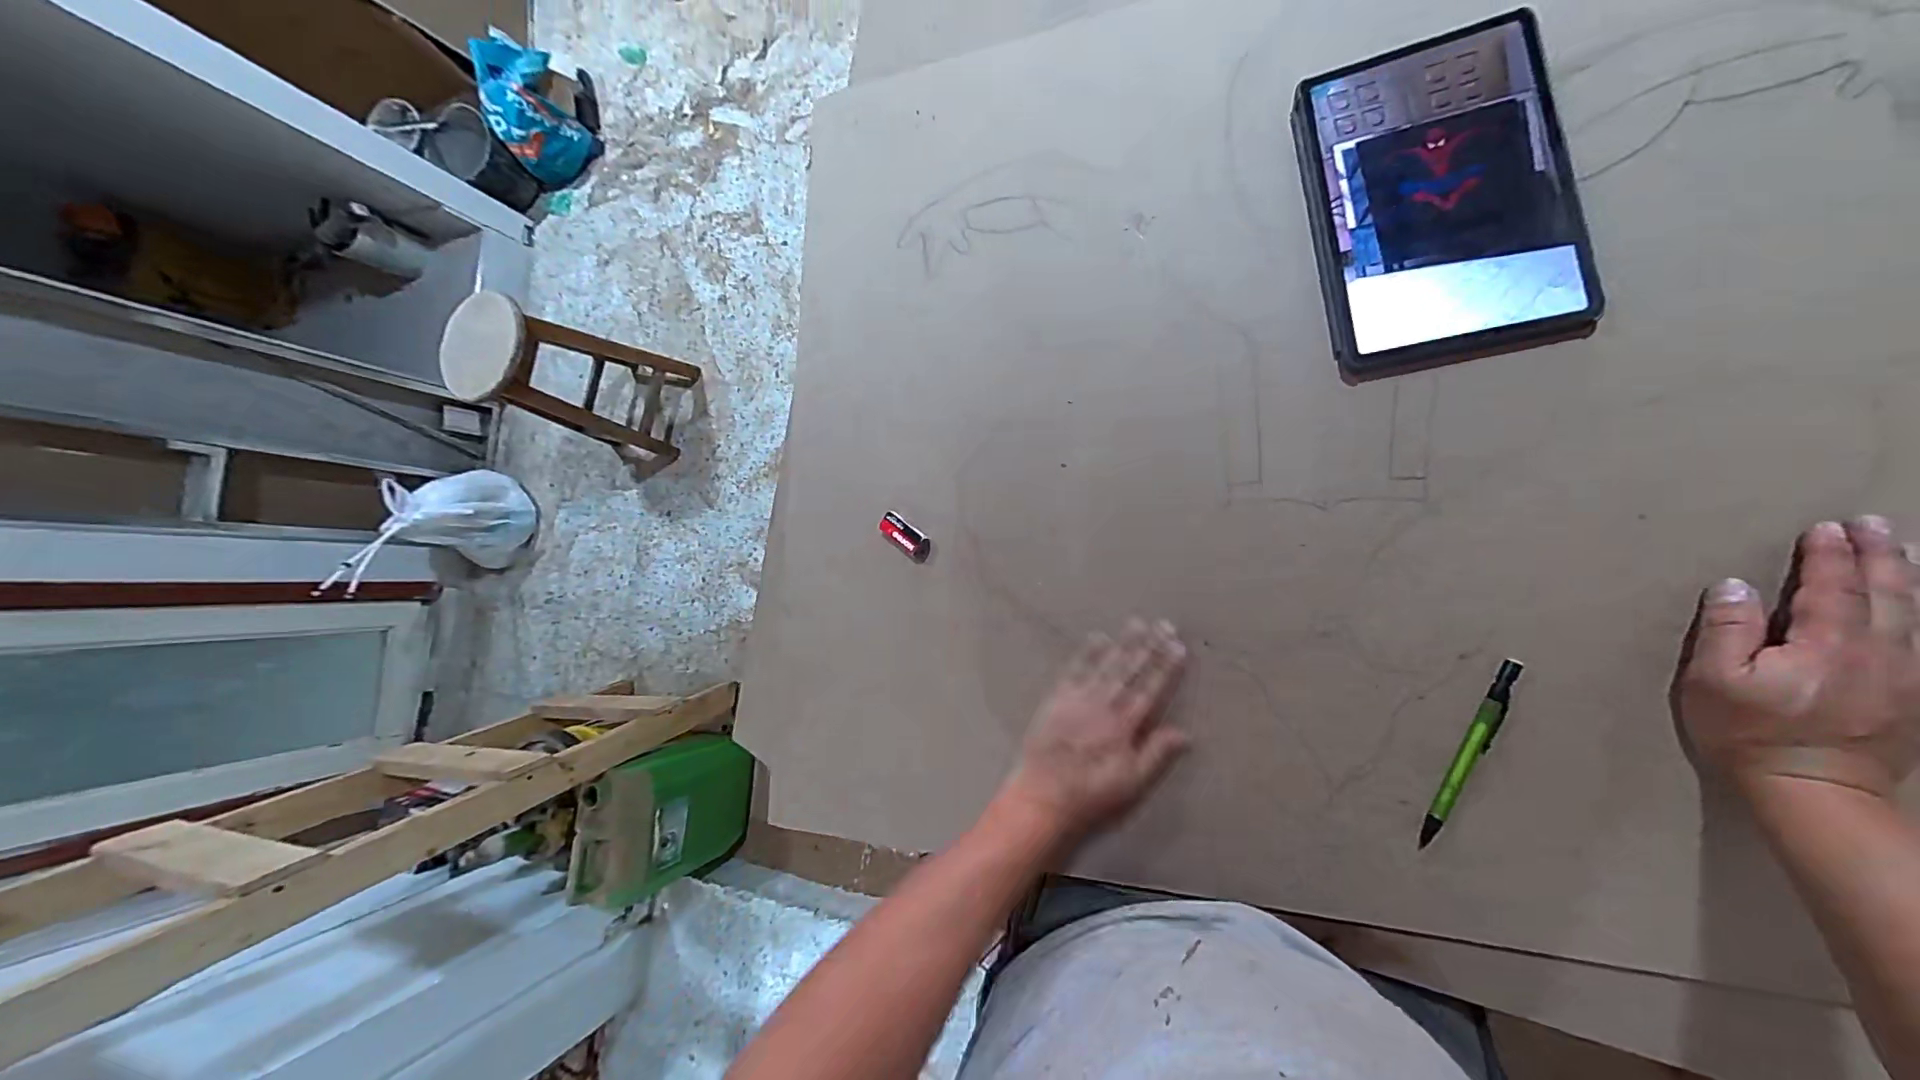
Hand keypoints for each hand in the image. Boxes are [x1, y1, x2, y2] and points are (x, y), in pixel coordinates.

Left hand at [996, 618, 1190, 841]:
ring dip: (1123, 643)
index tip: (1179, 647)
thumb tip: (1185, 733)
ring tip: (1137, 623)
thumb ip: (1156, 755)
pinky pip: (1074, 670)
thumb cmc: (1090, 794)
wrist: (1041, 795)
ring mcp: (1077, 699)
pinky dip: (1087, 653)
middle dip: (1149, 647)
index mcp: (1123, 726)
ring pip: (1105, 665)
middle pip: (1130, 671)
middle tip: (1164, 624)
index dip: (1166, 668)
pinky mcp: (1056, 699)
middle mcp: (1102, 706)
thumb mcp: (1131, 784)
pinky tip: (1097, 638)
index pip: (1150, 690)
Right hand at [1675, 517, 1919, 801]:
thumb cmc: (1747, 732)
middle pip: (1886, 594)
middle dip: (1878, 556)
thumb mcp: (1714, 680)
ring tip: (1900, 550)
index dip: (1827, 556)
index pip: (1830, 589)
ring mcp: (1903, 677)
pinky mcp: (1910, 696)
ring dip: (1906, 577)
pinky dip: (1918, 612)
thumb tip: (1735, 586)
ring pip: (1914, 614)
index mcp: (1827, 647)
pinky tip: (1912, 605)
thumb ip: (1727, 630)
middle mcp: (1878, 654)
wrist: (1812, 791)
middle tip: (1871, 524)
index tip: (1823, 528)